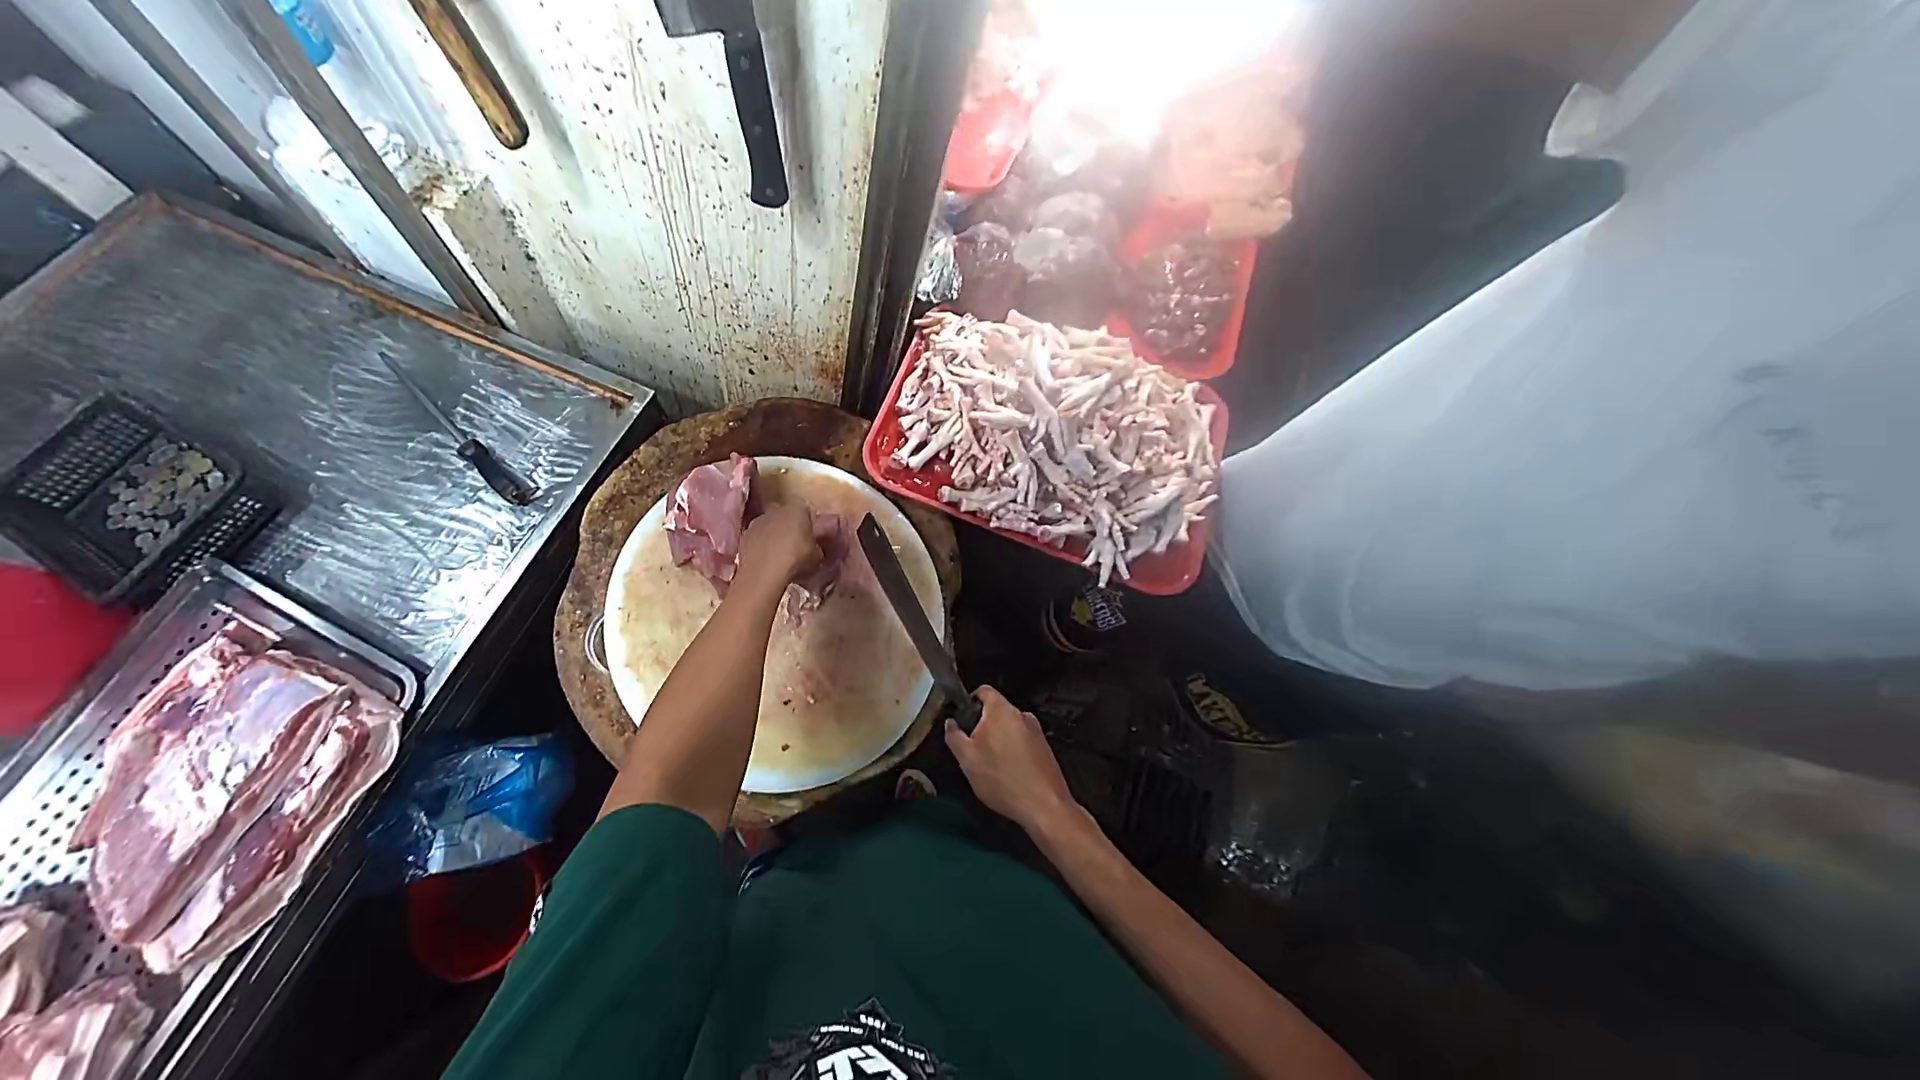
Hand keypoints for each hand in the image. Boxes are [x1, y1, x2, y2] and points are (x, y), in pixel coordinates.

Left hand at [736, 503, 821, 589]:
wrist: (764, 571)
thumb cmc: (797, 559)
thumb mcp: (817, 556)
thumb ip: (816, 548)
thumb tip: (815, 548)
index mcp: (798, 510)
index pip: (805, 512)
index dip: (807, 525)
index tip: (809, 538)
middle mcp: (776, 510)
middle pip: (784, 516)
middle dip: (788, 527)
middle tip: (794, 545)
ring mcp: (757, 522)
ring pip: (768, 527)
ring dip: (772, 536)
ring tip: (778, 555)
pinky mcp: (744, 536)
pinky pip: (756, 539)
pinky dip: (760, 546)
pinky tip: (765, 561)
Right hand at [945, 685, 1080, 834]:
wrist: (1044, 805)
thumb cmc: (1002, 780)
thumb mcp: (967, 760)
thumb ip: (954, 737)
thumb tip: (950, 723)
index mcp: (1001, 710)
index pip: (984, 690)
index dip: (969, 700)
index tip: (962, 717)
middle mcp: (1022, 714)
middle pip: (996, 711)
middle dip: (983, 726)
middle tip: (973, 750)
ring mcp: (1036, 731)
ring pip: (1009, 728)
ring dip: (998, 741)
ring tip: (990, 766)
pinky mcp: (1045, 748)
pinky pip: (1022, 741)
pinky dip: (1013, 751)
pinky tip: (1008, 774)